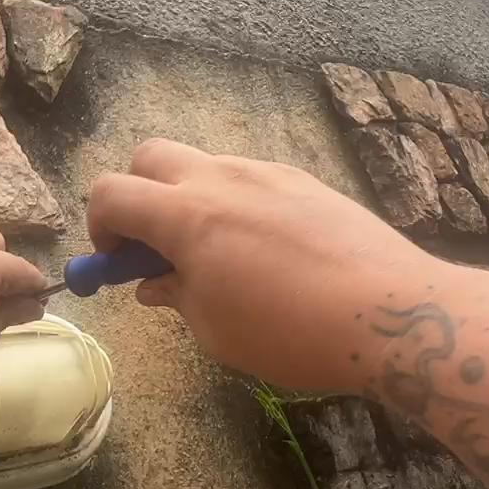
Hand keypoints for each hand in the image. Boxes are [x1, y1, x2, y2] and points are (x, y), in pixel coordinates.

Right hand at [86, 139, 443, 391]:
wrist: (390, 313)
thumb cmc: (289, 332)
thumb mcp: (214, 329)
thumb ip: (174, 295)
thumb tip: (152, 283)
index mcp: (186, 216)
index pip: (111, 193)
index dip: (98, 225)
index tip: (115, 259)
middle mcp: (220, 179)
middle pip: (149, 156)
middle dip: (136, 194)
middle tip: (154, 243)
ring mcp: (266, 172)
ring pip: (202, 164)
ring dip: (187, 198)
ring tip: (217, 252)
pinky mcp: (303, 179)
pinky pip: (248, 177)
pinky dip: (232, 202)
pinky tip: (264, 248)